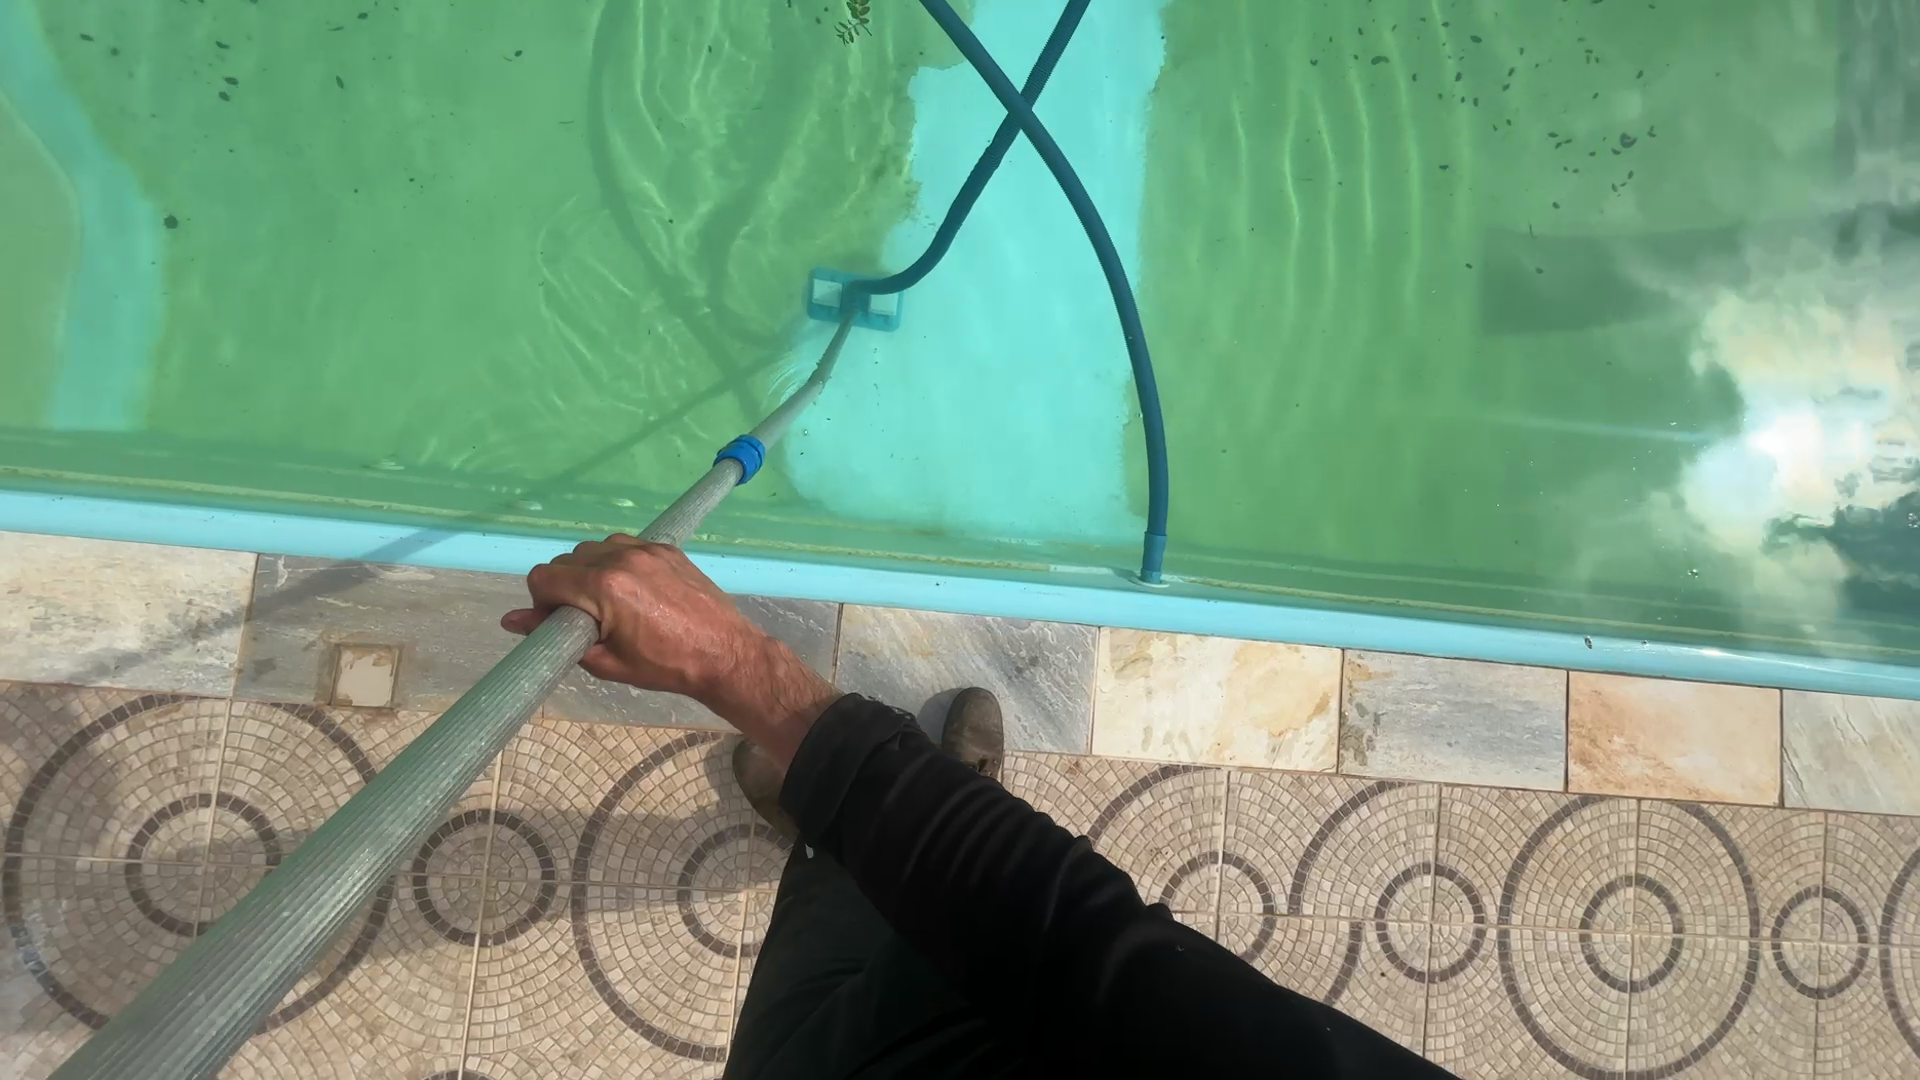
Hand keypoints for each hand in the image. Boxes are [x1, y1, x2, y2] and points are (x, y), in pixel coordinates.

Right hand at [503, 535, 839, 763]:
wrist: (724, 652)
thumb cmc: (666, 665)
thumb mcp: (605, 661)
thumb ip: (556, 636)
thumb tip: (512, 621)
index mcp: (604, 585)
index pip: (544, 577)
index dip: (542, 602)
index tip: (560, 623)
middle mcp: (623, 558)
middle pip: (567, 560)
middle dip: (566, 587)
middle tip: (586, 618)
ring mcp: (648, 549)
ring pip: (596, 549)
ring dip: (591, 571)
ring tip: (610, 603)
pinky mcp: (668, 548)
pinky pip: (626, 546)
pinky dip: (618, 563)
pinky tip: (634, 589)